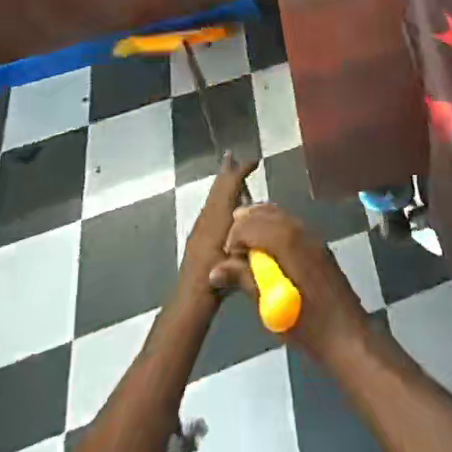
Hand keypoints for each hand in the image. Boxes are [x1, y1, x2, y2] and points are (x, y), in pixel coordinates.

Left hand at [179, 153, 257, 295]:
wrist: (191, 297)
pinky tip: (224, 207)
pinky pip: (210, 208)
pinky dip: (218, 199)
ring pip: (212, 198)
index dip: (242, 171)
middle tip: (230, 154)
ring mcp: (200, 226)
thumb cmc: (218, 275)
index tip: (254, 161)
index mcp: (219, 216)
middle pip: (218, 187)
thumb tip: (260, 217)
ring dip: (222, 185)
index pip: (230, 185)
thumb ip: (250, 234)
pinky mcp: (197, 237)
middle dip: (226, 171)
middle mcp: (208, 216)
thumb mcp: (241, 255)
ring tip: (230, 176)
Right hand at [213, 203, 370, 359]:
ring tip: (245, 250)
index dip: (235, 236)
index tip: (227, 257)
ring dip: (258, 225)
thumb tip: (215, 270)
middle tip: (231, 248)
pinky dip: (273, 230)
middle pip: (266, 212)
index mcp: (289, 243)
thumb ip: (245, 281)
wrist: (348, 335)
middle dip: (244, 224)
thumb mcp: (270, 308)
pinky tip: (267, 253)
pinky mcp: (318, 245)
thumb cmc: (308, 326)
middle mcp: (301, 231)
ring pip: (279, 215)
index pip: (252, 223)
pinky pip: (290, 225)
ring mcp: (313, 236)